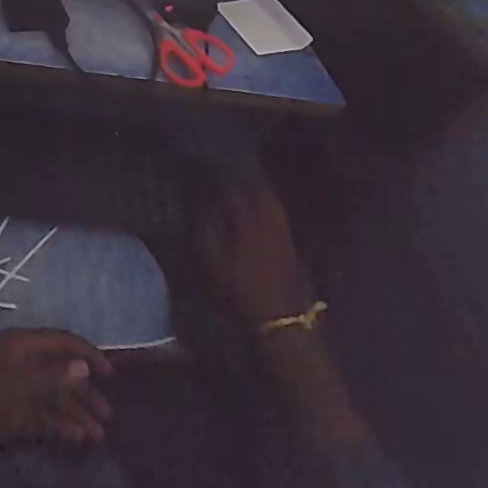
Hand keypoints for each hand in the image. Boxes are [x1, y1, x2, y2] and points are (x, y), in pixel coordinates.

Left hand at [0, 328, 113, 456]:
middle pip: (58, 372)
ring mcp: (12, 389)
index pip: (61, 341)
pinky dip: (57, 425)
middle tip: (108, 415)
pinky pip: (37, 416)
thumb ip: (50, 376)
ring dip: (74, 412)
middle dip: (84, 391)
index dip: (86, 353)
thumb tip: (84, 366)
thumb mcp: (15, 382)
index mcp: (21, 345)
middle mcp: (20, 363)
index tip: (111, 373)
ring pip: (50, 397)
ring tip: (98, 435)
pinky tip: (75, 438)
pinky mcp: (4, 413)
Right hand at [194, 169, 313, 325]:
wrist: (279, 320)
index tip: (198, 166)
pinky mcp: (289, 242)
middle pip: (254, 185)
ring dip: (253, 184)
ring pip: (268, 197)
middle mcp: (268, 217)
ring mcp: (282, 229)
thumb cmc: (238, 291)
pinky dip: (263, 200)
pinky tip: (255, 204)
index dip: (212, 174)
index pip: (228, 186)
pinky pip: (275, 210)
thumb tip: (197, 203)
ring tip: (238, 179)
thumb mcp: (210, 260)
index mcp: (246, 218)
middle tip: (220, 167)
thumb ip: (202, 227)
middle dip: (236, 174)